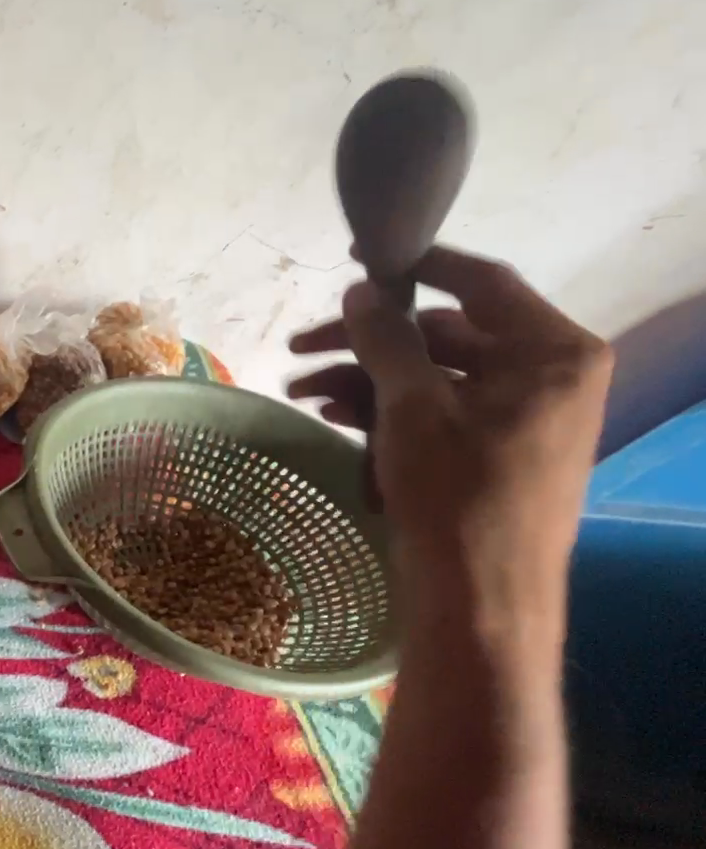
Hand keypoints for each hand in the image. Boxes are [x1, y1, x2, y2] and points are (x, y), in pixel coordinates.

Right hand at [288, 247, 611, 606]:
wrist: (479, 590)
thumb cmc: (457, 491)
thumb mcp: (413, 408)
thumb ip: (387, 341)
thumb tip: (361, 291)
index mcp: (550, 351)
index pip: (480, 283)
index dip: (417, 266)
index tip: (355, 258)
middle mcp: (542, 373)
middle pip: (442, 333)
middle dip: (366, 342)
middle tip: (299, 349)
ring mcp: (514, 413)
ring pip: (427, 374)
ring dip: (362, 379)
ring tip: (300, 392)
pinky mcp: (485, 446)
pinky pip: (430, 409)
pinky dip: (382, 408)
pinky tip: (333, 416)